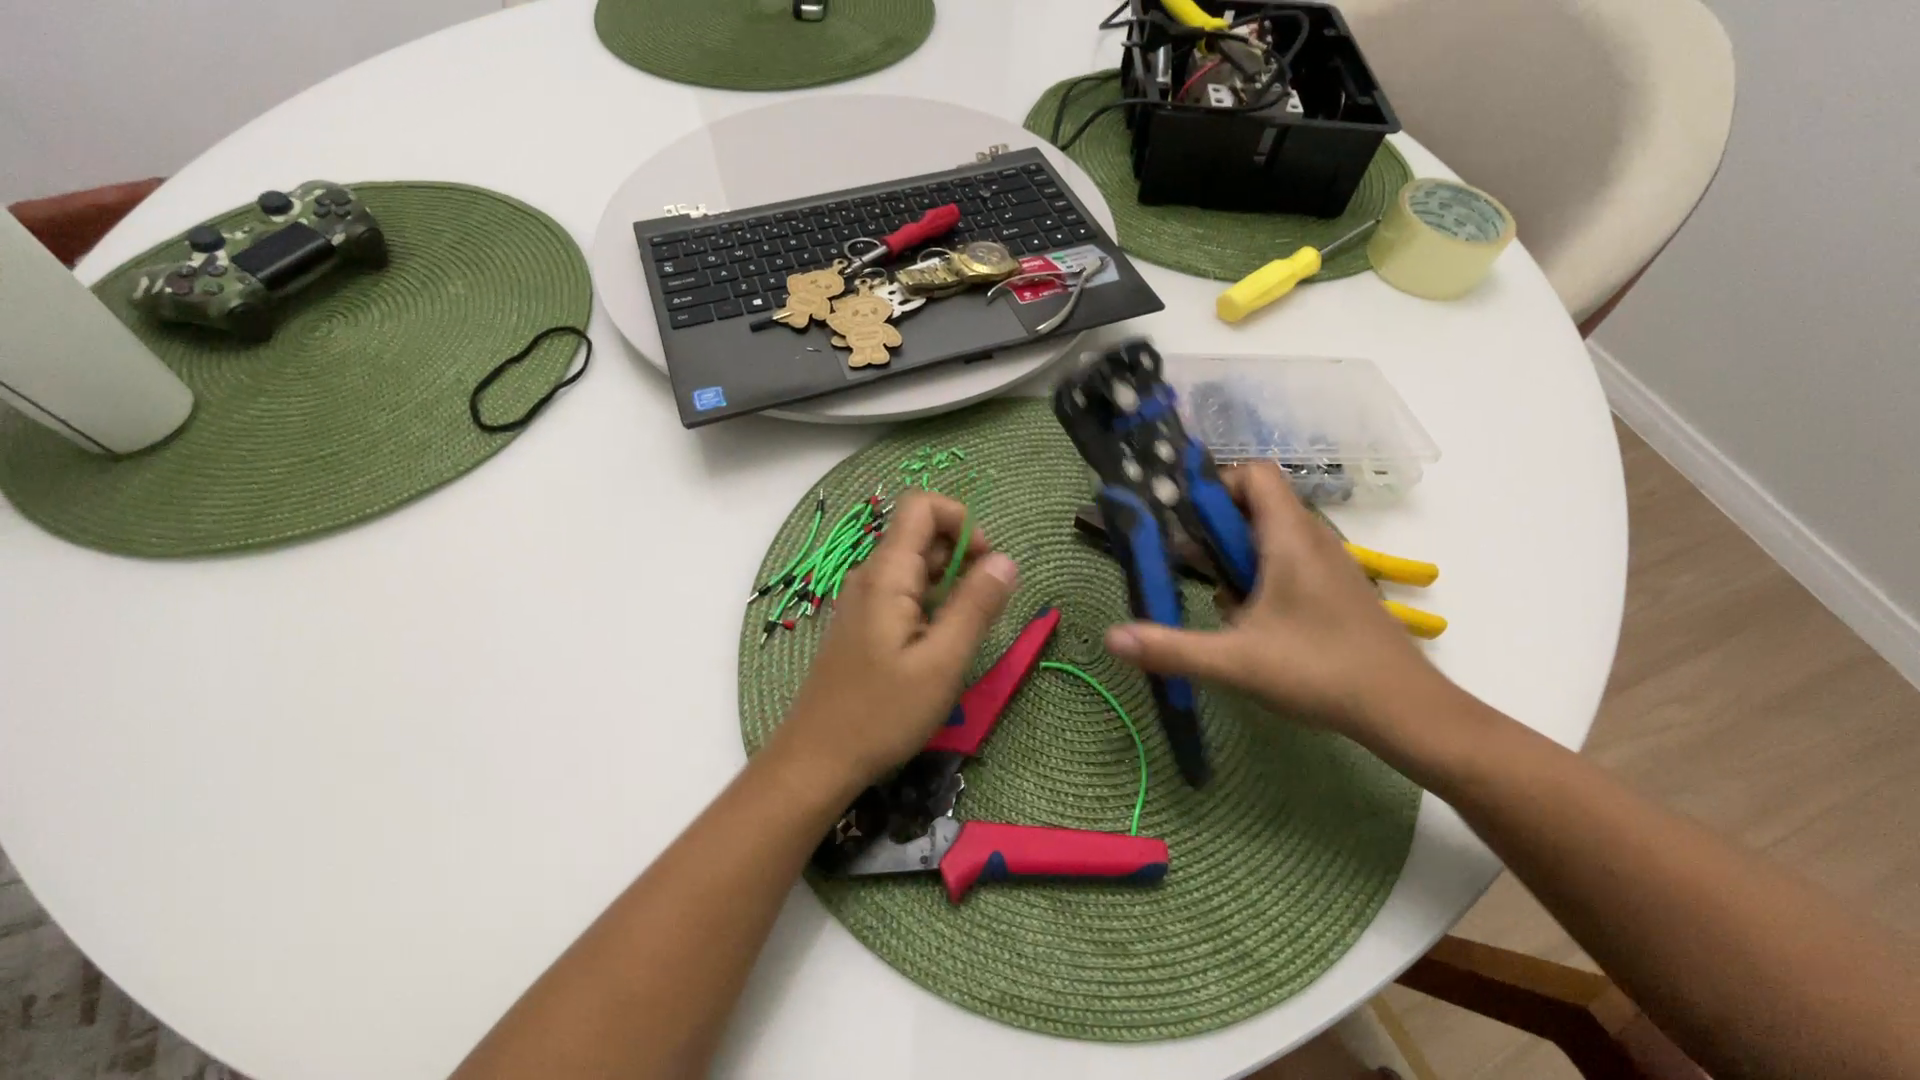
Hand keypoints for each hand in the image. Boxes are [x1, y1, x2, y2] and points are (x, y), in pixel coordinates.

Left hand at [771, 493, 1018, 792]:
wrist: (817, 759)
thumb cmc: (882, 714)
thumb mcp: (942, 663)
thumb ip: (976, 606)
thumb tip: (1006, 560)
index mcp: (886, 575)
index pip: (921, 506)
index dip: (961, 521)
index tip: (986, 564)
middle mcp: (870, 577)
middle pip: (921, 535)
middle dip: (963, 557)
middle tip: (984, 609)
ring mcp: (863, 602)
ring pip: (915, 569)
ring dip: (950, 586)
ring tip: (965, 633)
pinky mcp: (863, 626)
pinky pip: (903, 596)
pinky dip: (932, 606)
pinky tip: (939, 648)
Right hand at [1102, 463, 1441, 738]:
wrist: (1404, 709)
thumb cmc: (1320, 673)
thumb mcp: (1235, 662)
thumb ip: (1171, 648)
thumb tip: (1110, 638)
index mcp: (1289, 538)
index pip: (1252, 473)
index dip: (1214, 484)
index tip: (1182, 520)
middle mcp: (1312, 539)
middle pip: (1256, 504)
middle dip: (1214, 528)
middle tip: (1187, 565)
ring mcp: (1328, 564)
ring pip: (1270, 536)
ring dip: (1235, 557)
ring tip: (1218, 600)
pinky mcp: (1335, 589)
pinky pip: (1288, 561)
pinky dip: (1260, 577)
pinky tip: (1250, 624)